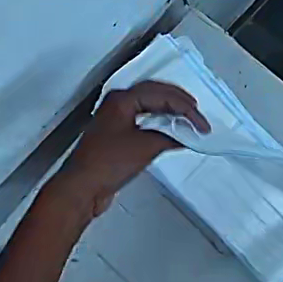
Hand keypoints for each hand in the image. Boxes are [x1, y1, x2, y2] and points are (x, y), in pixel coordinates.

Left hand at [47, 81, 210, 216]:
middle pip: (154, 93)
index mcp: (122, 100)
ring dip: (169, 111)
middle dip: (178, 102)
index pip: (161, 95)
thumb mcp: (145, 147)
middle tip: (196, 113)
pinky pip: (143, 120)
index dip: (185, 108)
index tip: (200, 122)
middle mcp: (117, 104)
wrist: (82, 188)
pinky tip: (169, 132)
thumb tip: (185, 134)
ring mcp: (115, 119)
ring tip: (187, 120)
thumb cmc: (104, 165)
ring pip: (148, 105)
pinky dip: (159, 123)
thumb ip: (169, 136)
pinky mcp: (115, 135)